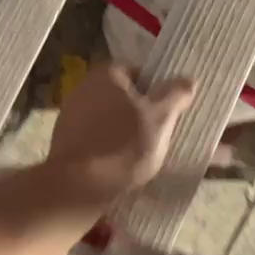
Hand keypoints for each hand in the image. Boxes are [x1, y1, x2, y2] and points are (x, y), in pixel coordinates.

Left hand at [47, 63, 193, 197]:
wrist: (77, 184)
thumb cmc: (123, 144)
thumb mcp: (160, 117)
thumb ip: (175, 95)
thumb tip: (188, 79)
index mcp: (105, 75)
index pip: (137, 71)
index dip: (157, 86)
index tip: (173, 106)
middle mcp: (84, 88)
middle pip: (124, 95)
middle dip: (144, 110)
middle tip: (165, 130)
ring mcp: (71, 114)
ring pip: (110, 117)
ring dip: (128, 130)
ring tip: (150, 151)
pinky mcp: (67, 140)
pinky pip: (97, 136)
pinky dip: (111, 145)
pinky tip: (125, 163)